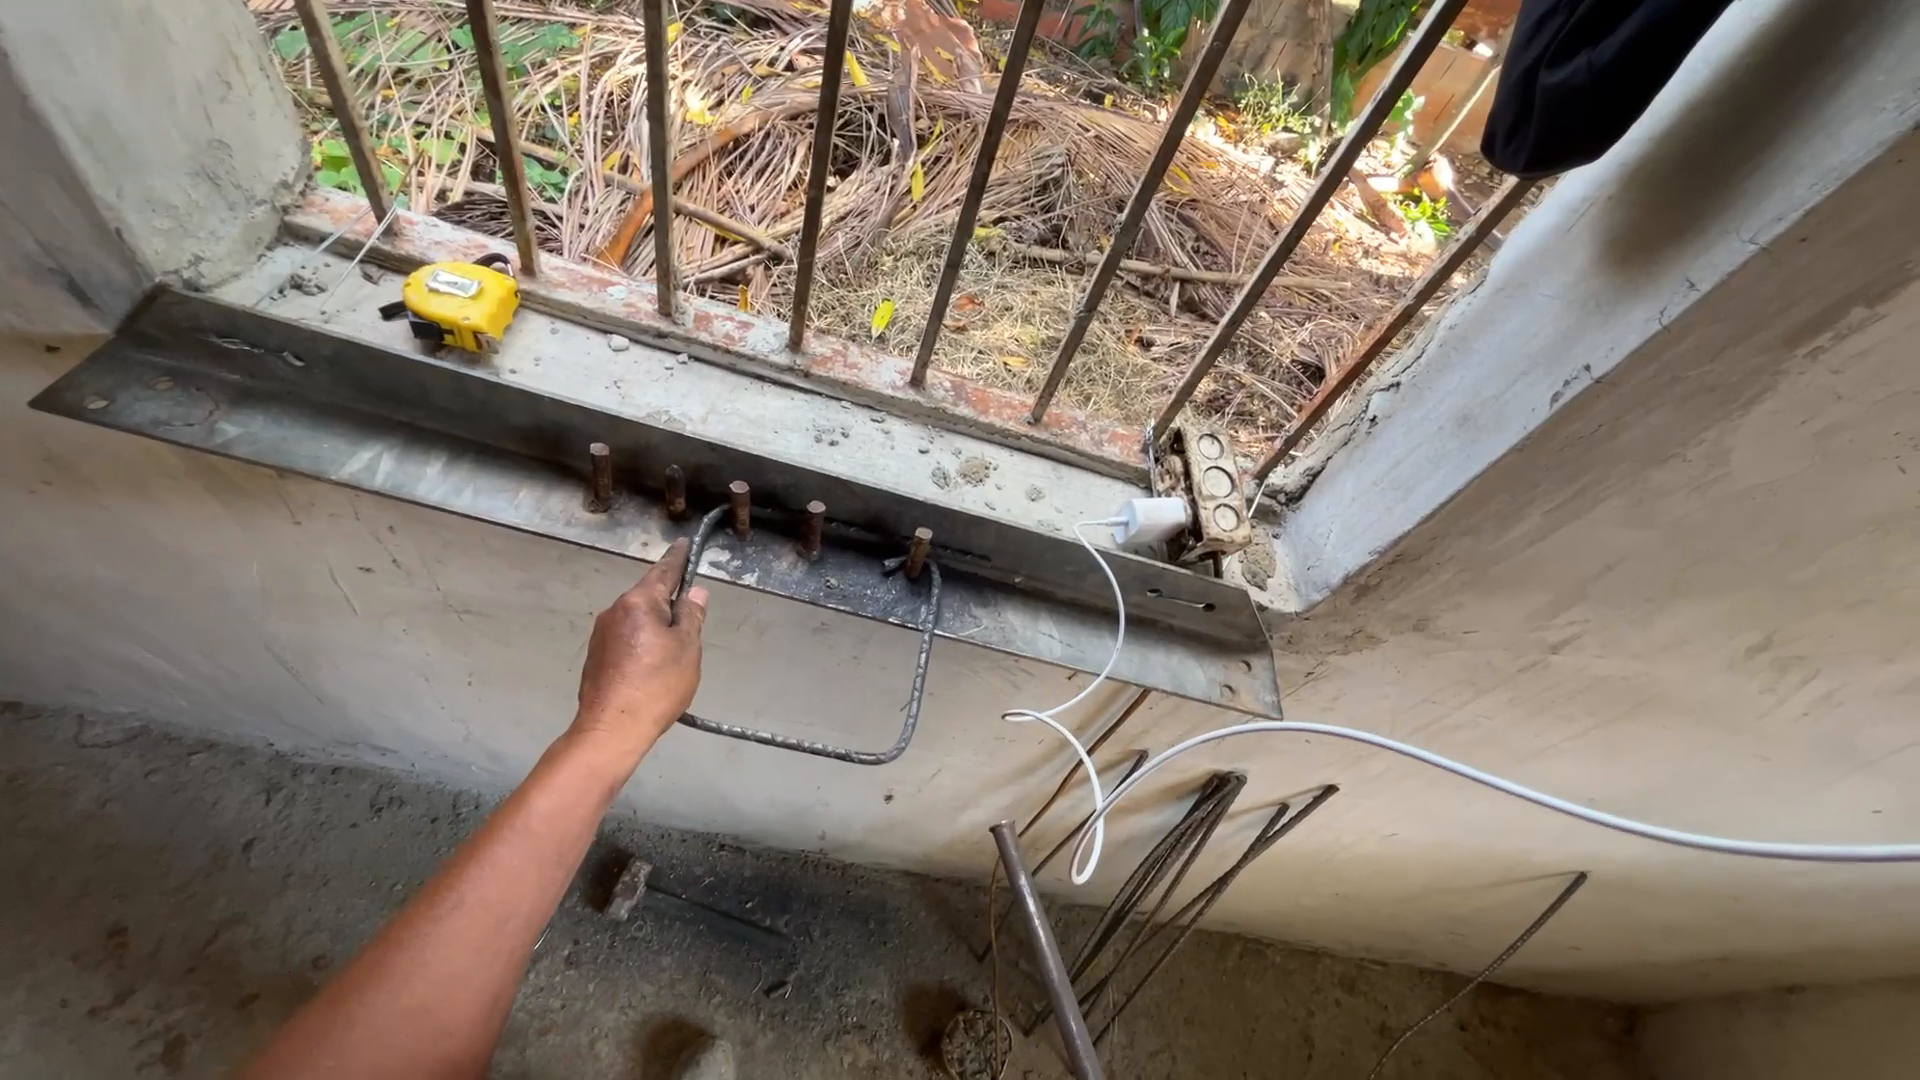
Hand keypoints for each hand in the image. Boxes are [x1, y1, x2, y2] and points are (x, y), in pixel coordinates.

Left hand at [572, 538, 709, 757]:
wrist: (612, 729)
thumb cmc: (657, 685)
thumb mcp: (687, 648)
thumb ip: (691, 616)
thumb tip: (694, 592)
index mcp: (639, 602)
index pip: (664, 571)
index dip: (678, 558)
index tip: (684, 544)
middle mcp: (615, 611)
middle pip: (649, 597)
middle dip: (670, 604)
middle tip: (691, 623)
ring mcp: (601, 634)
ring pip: (638, 620)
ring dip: (656, 627)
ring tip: (674, 655)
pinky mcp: (597, 656)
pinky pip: (627, 638)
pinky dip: (643, 643)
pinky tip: (653, 667)